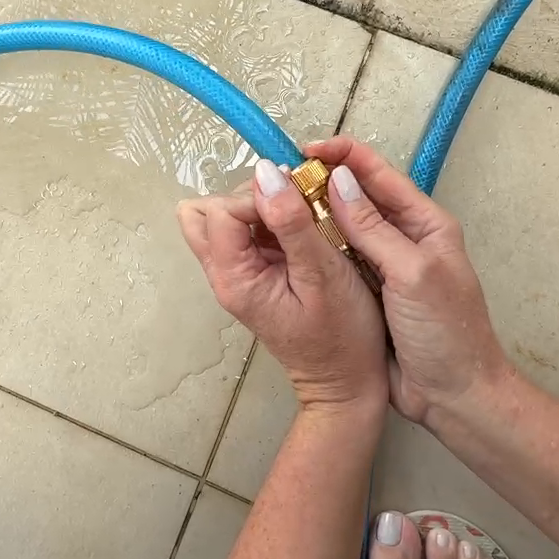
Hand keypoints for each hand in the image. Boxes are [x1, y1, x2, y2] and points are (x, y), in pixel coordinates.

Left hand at [177, 158, 387, 413]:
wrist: (348, 386)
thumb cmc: (342, 336)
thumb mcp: (323, 274)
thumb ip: (291, 223)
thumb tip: (266, 173)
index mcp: (235, 279)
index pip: (220, 212)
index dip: (256, 197)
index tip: (296, 201)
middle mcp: (226, 274)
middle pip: (210, 211)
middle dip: (253, 196)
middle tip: (297, 204)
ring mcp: (239, 274)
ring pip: (227, 217)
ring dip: (263, 205)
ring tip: (303, 214)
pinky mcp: (257, 272)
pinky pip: (249, 230)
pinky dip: (273, 218)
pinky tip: (305, 226)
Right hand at [303, 137, 513, 425]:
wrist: (455, 398)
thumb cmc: (446, 332)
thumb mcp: (413, 274)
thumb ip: (374, 228)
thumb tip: (337, 179)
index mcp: (424, 222)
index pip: (379, 174)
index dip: (343, 156)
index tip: (304, 151)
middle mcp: (401, 235)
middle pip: (356, 196)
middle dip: (320, 182)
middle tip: (279, 179)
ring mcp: (380, 263)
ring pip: (341, 226)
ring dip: (312, 214)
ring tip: (274, 205)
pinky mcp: (364, 288)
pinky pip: (334, 258)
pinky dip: (312, 246)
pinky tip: (284, 242)